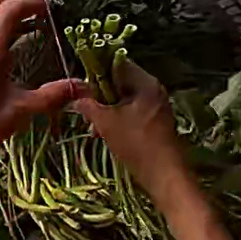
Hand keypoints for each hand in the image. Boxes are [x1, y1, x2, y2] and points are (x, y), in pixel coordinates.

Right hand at [72, 58, 194, 199]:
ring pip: (125, 98)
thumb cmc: (136, 145)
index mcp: (145, 83)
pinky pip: (133, 110)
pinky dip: (119, 117)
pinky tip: (106, 133)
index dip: (97, 71)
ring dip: (108, 109)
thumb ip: (88, 105)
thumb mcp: (106, 122)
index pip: (117, 63)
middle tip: (86, 108)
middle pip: (121, 81)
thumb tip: (75, 96)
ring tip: (94, 126)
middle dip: (101, 94)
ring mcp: (157, 105)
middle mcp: (154, 89)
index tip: (82, 85)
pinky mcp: (157, 121)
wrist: (165, 176)